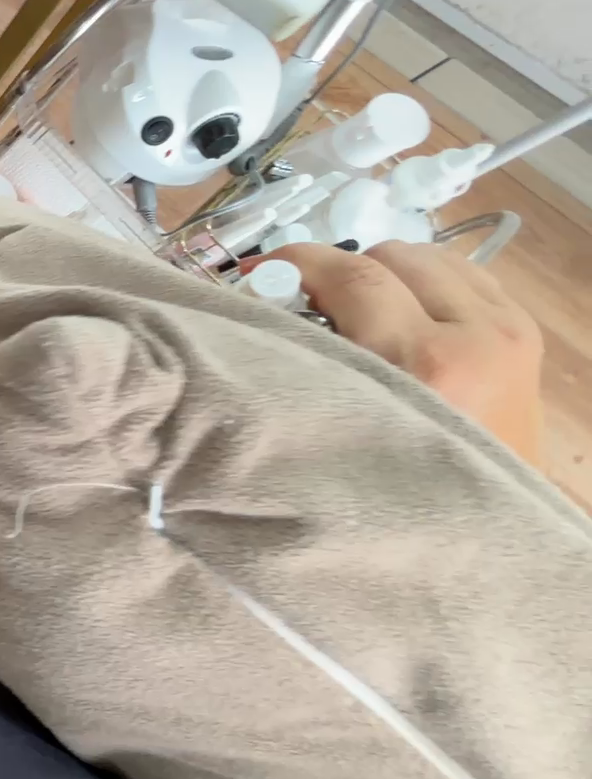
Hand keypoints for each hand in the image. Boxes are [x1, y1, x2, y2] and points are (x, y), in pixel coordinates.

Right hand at [265, 241, 544, 463]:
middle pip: (396, 256)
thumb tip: (260, 316)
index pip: (354, 275)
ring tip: (349, 308)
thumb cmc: (386, 483)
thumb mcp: (329, 426)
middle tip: (300, 299)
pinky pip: (466, 278)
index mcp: (422, 358)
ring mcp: (511, 331)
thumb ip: (303, 363)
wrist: (478, 522)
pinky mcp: (525, 335)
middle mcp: (478, 333)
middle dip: (339, 268)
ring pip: (435, 260)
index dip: (295, 260)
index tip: (254, 271)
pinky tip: (395, 317)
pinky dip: (420, 284)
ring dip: (383, 274)